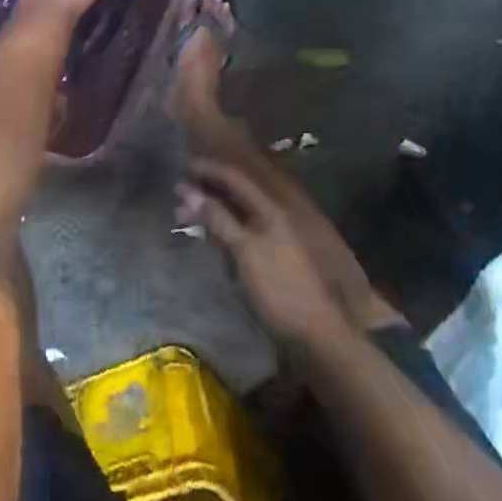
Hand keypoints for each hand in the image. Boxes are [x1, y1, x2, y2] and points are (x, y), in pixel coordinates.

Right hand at [177, 159, 399, 346]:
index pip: (235, 177)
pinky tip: (217, 233)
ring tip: (192, 214)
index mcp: (273, 208)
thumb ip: (217, 218)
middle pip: (241, 190)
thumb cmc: (280, 289)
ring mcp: (285, 232)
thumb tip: (187, 191)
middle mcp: (281, 212)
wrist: (320, 333)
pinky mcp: (284, 252)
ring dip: (219, 207)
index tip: (181, 167)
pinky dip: (231, 224)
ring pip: (246, 208)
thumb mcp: (244, 250)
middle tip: (182, 193)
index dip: (208, 169)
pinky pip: (251, 226)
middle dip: (211, 188)